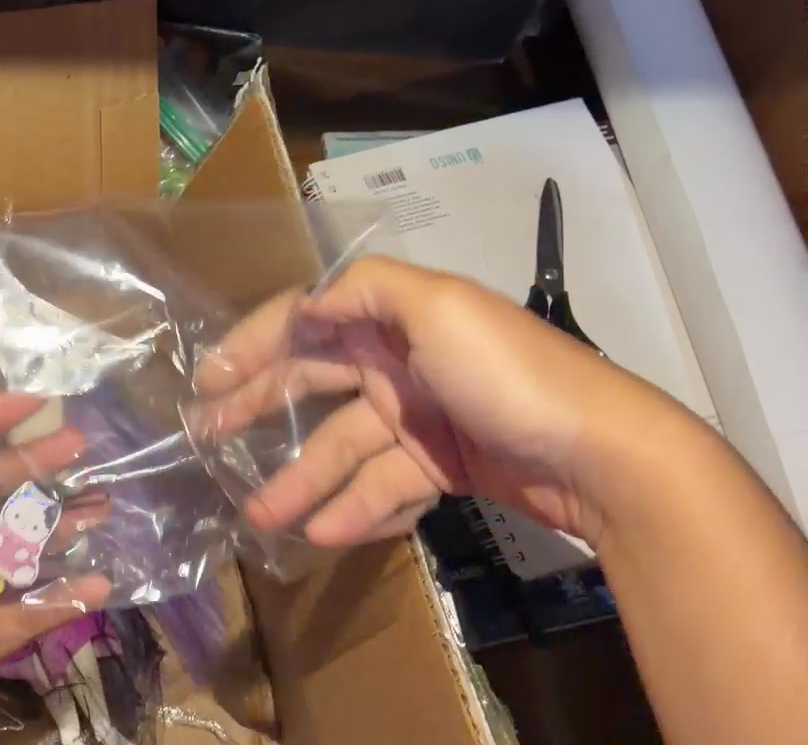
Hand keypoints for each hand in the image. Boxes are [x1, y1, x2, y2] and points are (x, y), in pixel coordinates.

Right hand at [194, 256, 679, 548]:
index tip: (208, 379)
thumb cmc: (510, 373)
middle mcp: (394, 359)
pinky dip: (354, 508)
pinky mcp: (438, 464)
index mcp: (389, 316)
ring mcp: (415, 415)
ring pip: (339, 446)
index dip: (250, 345)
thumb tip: (301, 304)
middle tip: (207, 435)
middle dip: (254, 407)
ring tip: (260, 515)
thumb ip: (361, 288)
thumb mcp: (438, 304)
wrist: (613, 460)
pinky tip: (323, 533)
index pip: (301, 321)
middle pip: (307, 381)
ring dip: (299, 480)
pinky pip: (384, 485)